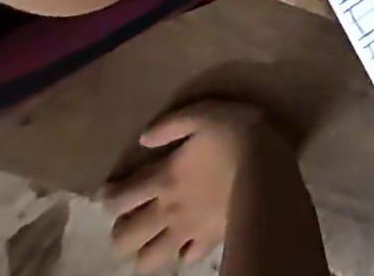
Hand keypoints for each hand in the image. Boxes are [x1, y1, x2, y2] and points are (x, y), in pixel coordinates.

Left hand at [104, 101, 272, 271]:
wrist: (266, 167)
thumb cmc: (237, 135)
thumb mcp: (206, 113)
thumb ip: (173, 123)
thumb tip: (144, 138)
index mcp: (163, 179)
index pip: (118, 199)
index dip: (107, 197)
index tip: (110, 190)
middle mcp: (166, 211)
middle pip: (124, 238)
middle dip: (121, 229)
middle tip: (133, 214)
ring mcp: (187, 230)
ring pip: (146, 260)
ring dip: (145, 249)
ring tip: (156, 234)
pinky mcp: (208, 240)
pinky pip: (186, 258)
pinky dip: (183, 251)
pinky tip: (190, 238)